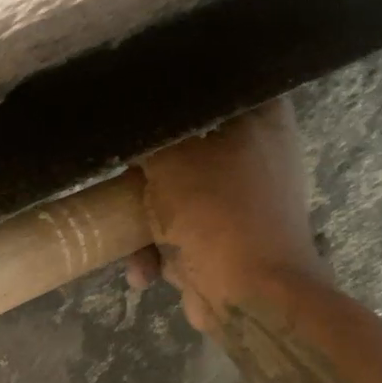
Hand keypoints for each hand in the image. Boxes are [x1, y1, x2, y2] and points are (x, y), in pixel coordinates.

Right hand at [124, 98, 324, 329]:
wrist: (248, 294)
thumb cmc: (214, 211)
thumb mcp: (167, 160)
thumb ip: (145, 138)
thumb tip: (128, 125)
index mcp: (261, 117)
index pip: (211, 88)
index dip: (169, 98)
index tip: (134, 112)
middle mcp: (260, 154)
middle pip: (187, 146)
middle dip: (146, 175)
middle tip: (120, 177)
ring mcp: (246, 201)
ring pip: (179, 194)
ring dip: (146, 222)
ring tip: (128, 241)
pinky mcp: (232, 240)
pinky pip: (184, 233)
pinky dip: (162, 251)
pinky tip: (144, 271)